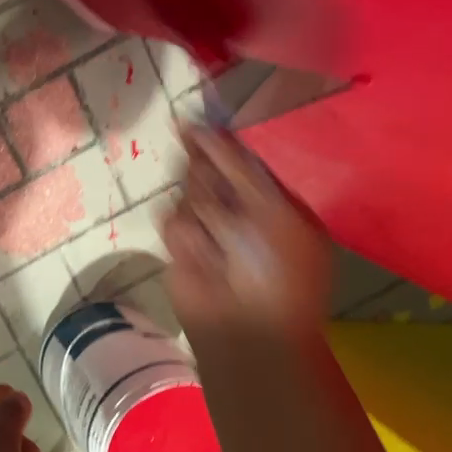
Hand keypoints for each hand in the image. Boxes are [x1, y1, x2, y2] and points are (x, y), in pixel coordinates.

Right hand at [164, 124, 328, 336]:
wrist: (247, 326)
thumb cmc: (278, 270)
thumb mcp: (275, 211)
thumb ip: (240, 167)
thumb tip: (203, 130)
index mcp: (272, 198)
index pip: (239, 157)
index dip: (218, 142)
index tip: (193, 125)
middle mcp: (239, 206)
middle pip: (206, 169)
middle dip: (210, 181)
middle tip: (225, 211)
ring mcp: (207, 224)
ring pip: (188, 191)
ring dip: (206, 217)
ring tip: (224, 250)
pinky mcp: (179, 243)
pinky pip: (173, 220)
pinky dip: (189, 239)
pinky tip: (205, 261)